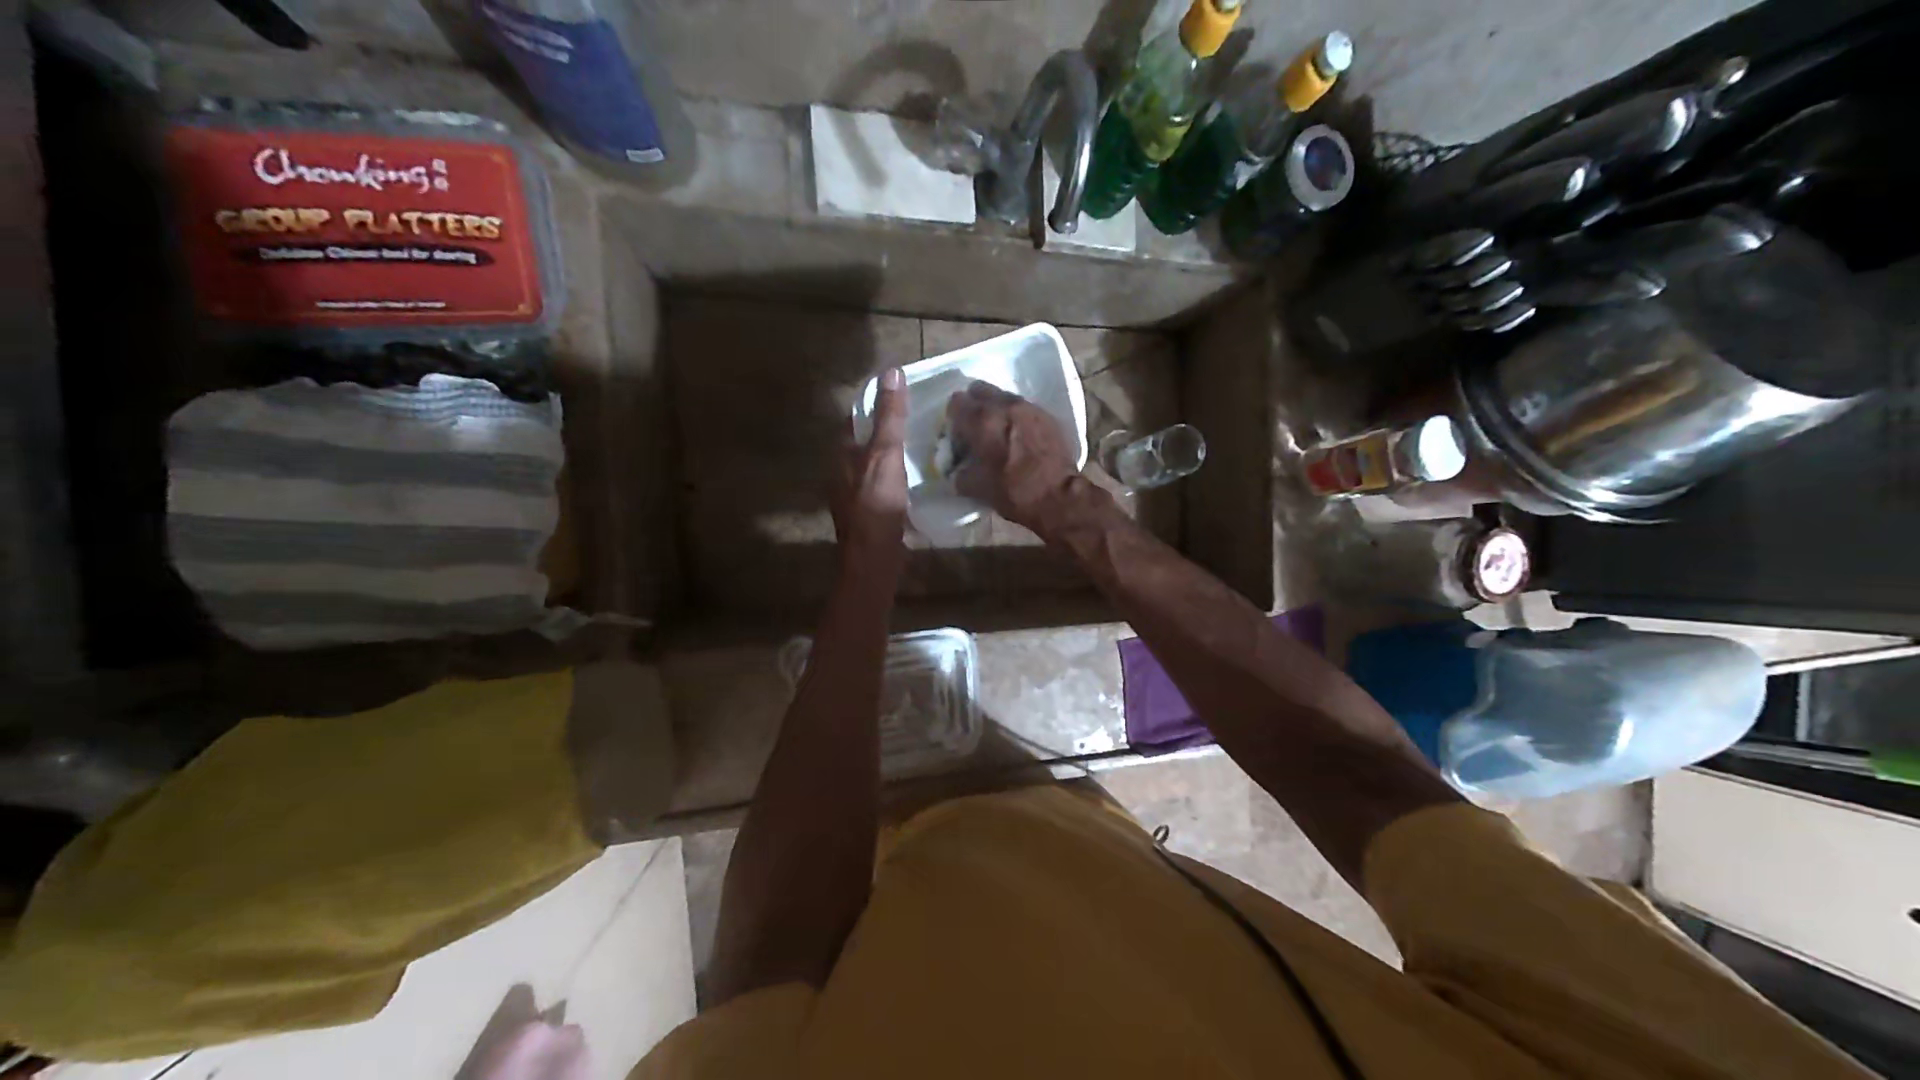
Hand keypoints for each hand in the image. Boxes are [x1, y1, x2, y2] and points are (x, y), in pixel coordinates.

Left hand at [832, 367, 908, 571]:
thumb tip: (892, 372)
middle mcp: (843, 472)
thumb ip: (890, 416)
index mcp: (844, 453)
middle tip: (919, 420)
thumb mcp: (886, 453)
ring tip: (923, 448)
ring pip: (874, 467)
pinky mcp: (869, 516)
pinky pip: (883, 489)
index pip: (856, 418)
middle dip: (886, 431)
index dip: (875, 404)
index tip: (901, 394)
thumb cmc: (877, 502)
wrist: (875, 557)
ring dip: (893, 457)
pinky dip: (898, 481)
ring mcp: (855, 497)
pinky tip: (917, 483)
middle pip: (865, 443)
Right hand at [946, 381, 1082, 532]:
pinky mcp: (1047, 415)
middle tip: (975, 429)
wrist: (1059, 496)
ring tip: (998, 432)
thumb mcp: (975, 487)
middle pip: (979, 391)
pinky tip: (1019, 436)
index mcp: (981, 420)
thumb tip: (955, 470)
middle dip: (974, 406)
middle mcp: (1004, 405)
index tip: (957, 434)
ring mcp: (1028, 407)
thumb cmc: (1013, 492)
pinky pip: (1024, 408)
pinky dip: (1016, 417)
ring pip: (1003, 397)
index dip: (953, 419)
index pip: (956, 403)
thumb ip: (958, 473)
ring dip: (996, 410)